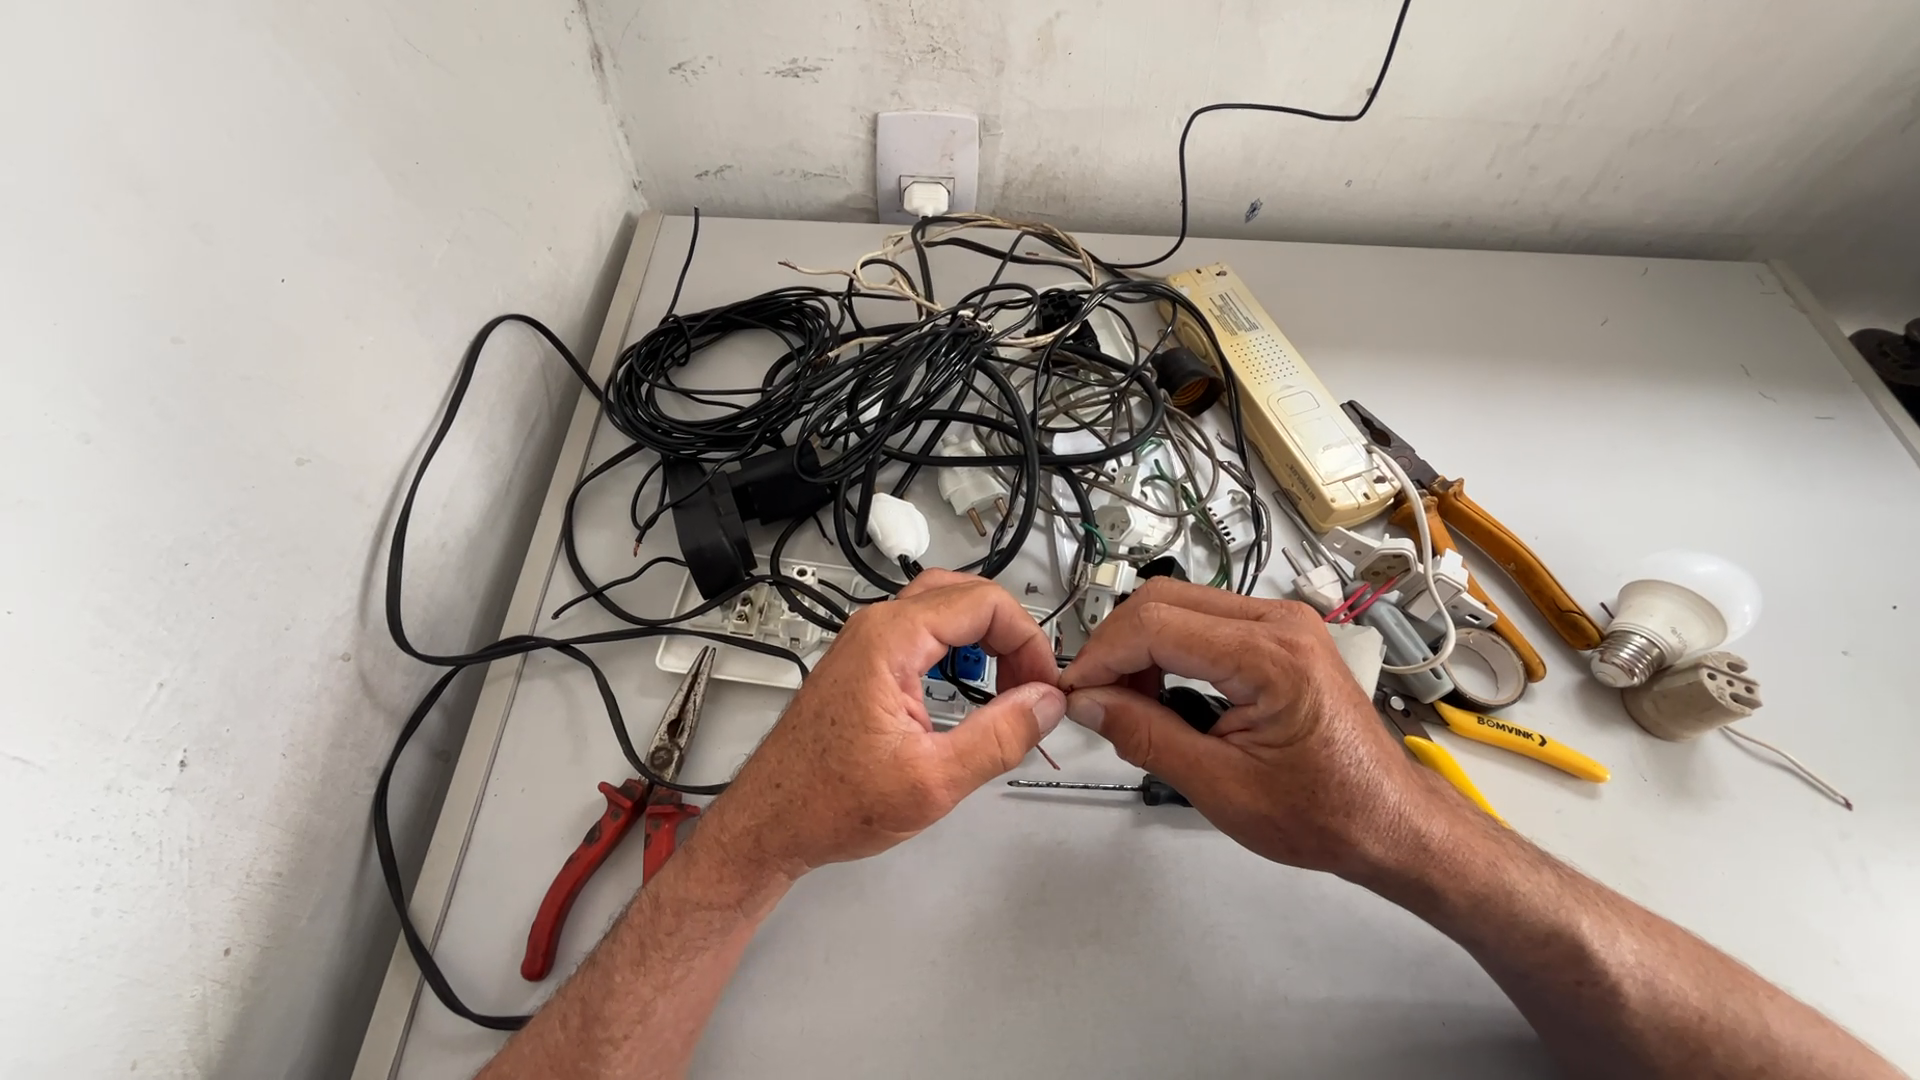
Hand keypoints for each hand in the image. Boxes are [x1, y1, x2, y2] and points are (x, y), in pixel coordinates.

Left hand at [695, 569, 1064, 881]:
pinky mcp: (865, 662)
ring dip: (984, 639)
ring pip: (944, 609)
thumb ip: (1000, 737)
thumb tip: (1047, 703)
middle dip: (1009, 634)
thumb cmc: (828, 803)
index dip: (1027, 640)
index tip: (1043, 686)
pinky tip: (969, 686)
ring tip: (1006, 686)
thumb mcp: (932, 781)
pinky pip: (924, 633)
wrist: (770, 823)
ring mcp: (866, 642)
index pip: (984, 603)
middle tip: (1029, 684)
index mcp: (890, 639)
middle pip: (965, 595)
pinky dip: (958, 649)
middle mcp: (875, 627)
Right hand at [1057, 577, 1461, 879]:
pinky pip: (1202, 618)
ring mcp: (1282, 619)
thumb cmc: (1321, 815)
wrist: (1393, 821)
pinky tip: (1163, 692)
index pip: (1155, 626)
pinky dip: (1167, 647)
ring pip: (1178, 603)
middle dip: (1116, 645)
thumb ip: (1146, 737)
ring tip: (1129, 703)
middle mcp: (1278, 619)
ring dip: (1139, 645)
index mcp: (1270, 656)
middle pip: (1162, 599)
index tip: (1073, 695)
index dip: (1102, 656)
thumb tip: (1085, 702)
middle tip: (1096, 699)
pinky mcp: (1279, 631)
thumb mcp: (1222, 788)